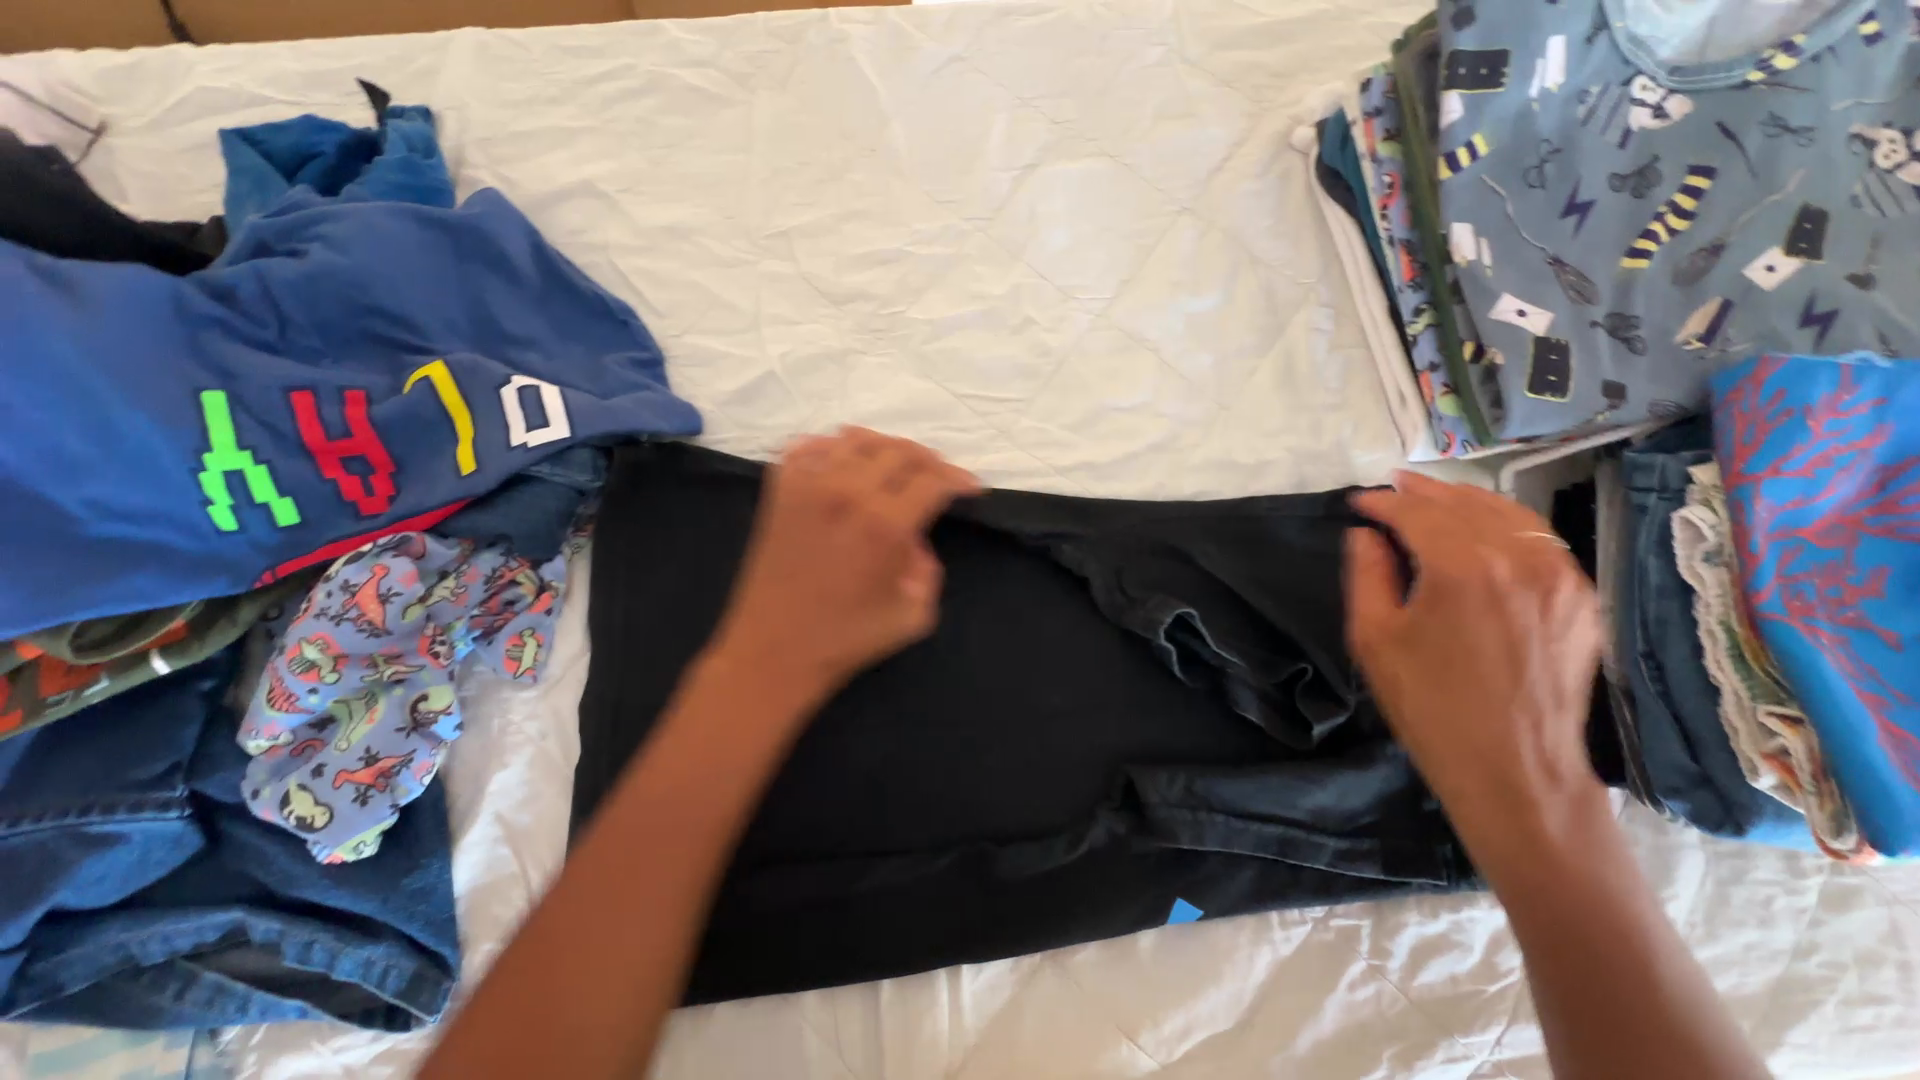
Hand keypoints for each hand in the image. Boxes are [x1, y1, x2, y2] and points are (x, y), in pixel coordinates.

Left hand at [706, 427, 979, 704]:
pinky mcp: (780, 490)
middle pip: (900, 452)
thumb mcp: (914, 616)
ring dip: (885, 447)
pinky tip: (844, 461)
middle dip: (929, 461)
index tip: (970, 488)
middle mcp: (848, 491)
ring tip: (896, 465)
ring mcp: (809, 485)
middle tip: (938, 477)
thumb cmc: (846, 640)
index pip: (933, 480)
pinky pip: (810, 447)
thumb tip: (914, 538)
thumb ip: (929, 570)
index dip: (958, 479)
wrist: (773, 650)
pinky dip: (833, 446)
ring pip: (857, 440)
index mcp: (885, 524)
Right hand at [1345, 471, 1604, 848]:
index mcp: (1462, 567)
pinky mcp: (1581, 597)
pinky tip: (1484, 532)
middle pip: (1465, 504)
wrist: (1514, 768)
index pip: (1416, 512)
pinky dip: (1506, 526)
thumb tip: (1368, 535)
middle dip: (1424, 493)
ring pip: (1509, 515)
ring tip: (1435, 499)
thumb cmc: (1430, 707)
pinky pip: (1540, 542)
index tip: (1359, 501)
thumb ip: (1367, 574)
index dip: (1384, 502)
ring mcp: (1560, 575)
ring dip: (1466, 501)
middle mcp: (1518, 558)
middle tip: (1393, 487)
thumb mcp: (1374, 640)